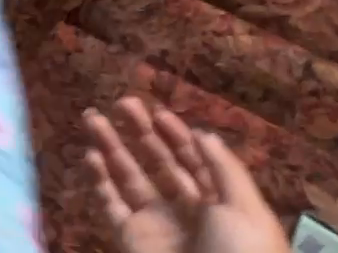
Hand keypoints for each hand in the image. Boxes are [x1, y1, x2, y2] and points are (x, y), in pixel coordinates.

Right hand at [84, 98, 289, 252]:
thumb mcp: (247, 212)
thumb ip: (225, 170)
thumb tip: (203, 133)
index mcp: (221, 210)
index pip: (197, 165)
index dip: (179, 137)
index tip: (156, 110)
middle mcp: (187, 213)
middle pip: (159, 164)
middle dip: (141, 133)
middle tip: (122, 103)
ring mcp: (155, 224)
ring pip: (127, 176)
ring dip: (110, 145)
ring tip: (91, 116)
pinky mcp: (128, 234)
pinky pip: (109, 202)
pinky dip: (97, 179)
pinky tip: (90, 156)